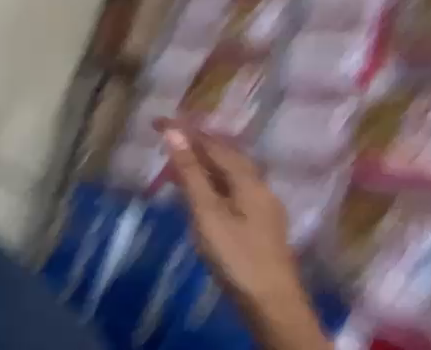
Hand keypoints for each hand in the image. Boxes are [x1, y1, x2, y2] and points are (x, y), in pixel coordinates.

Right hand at [162, 126, 330, 349]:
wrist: (274, 309)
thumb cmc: (237, 257)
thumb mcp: (207, 212)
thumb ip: (190, 172)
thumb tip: (173, 132)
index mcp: (249, 182)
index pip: (213, 144)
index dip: (185, 130)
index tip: (156, 121)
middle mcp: (260, 190)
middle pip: (227, 156)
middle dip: (197, 142)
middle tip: (166, 135)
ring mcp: (263, 209)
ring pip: (230, 173)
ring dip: (204, 160)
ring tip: (177, 157)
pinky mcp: (260, 226)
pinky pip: (232, 188)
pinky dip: (211, 179)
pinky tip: (199, 189)